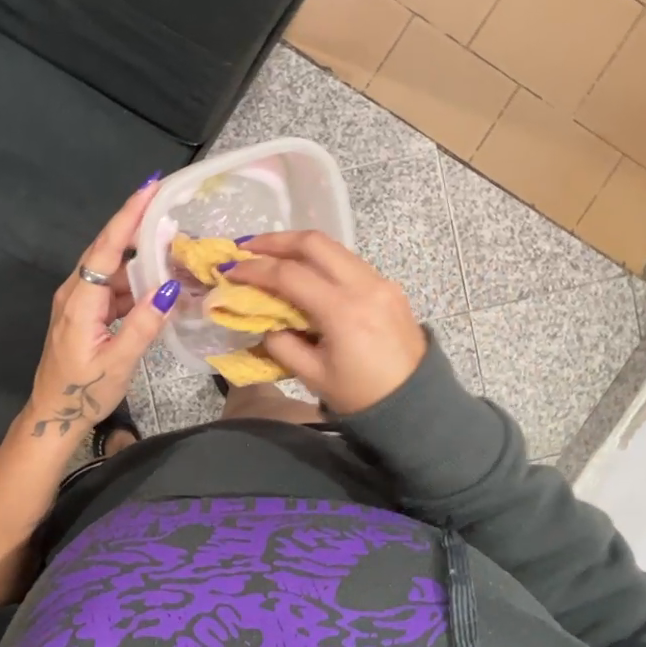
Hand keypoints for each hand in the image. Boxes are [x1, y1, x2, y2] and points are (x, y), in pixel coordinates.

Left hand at [20, 181, 179, 443]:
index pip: (106, 248)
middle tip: (169, 207)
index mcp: (80, 301)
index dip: (128, 216)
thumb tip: (169, 287)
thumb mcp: (120, 361)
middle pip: (106, 249)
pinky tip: (157, 284)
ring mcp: (77, 302)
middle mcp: (75, 292)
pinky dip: (133, 282)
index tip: (150, 188)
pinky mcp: (83, 313)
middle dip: (137, 226)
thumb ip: (144, 324)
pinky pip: (110, 287)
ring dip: (140, 260)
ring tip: (174, 249)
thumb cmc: (84, 391)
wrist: (54, 413)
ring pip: (111, 269)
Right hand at [225, 231, 427, 414]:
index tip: (229, 270)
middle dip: (274, 241)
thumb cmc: (361, 396)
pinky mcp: (387, 287)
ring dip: (297, 247)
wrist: (416, 404)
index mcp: (343, 311)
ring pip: (333, 248)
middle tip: (245, 248)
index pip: (289, 275)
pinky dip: (319, 261)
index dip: (254, 269)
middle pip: (314, 243)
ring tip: (269, 255)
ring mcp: (380, 282)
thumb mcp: (312, 375)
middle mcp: (364, 286)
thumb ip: (281, 343)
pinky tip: (302, 272)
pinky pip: (347, 262)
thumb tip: (263, 321)